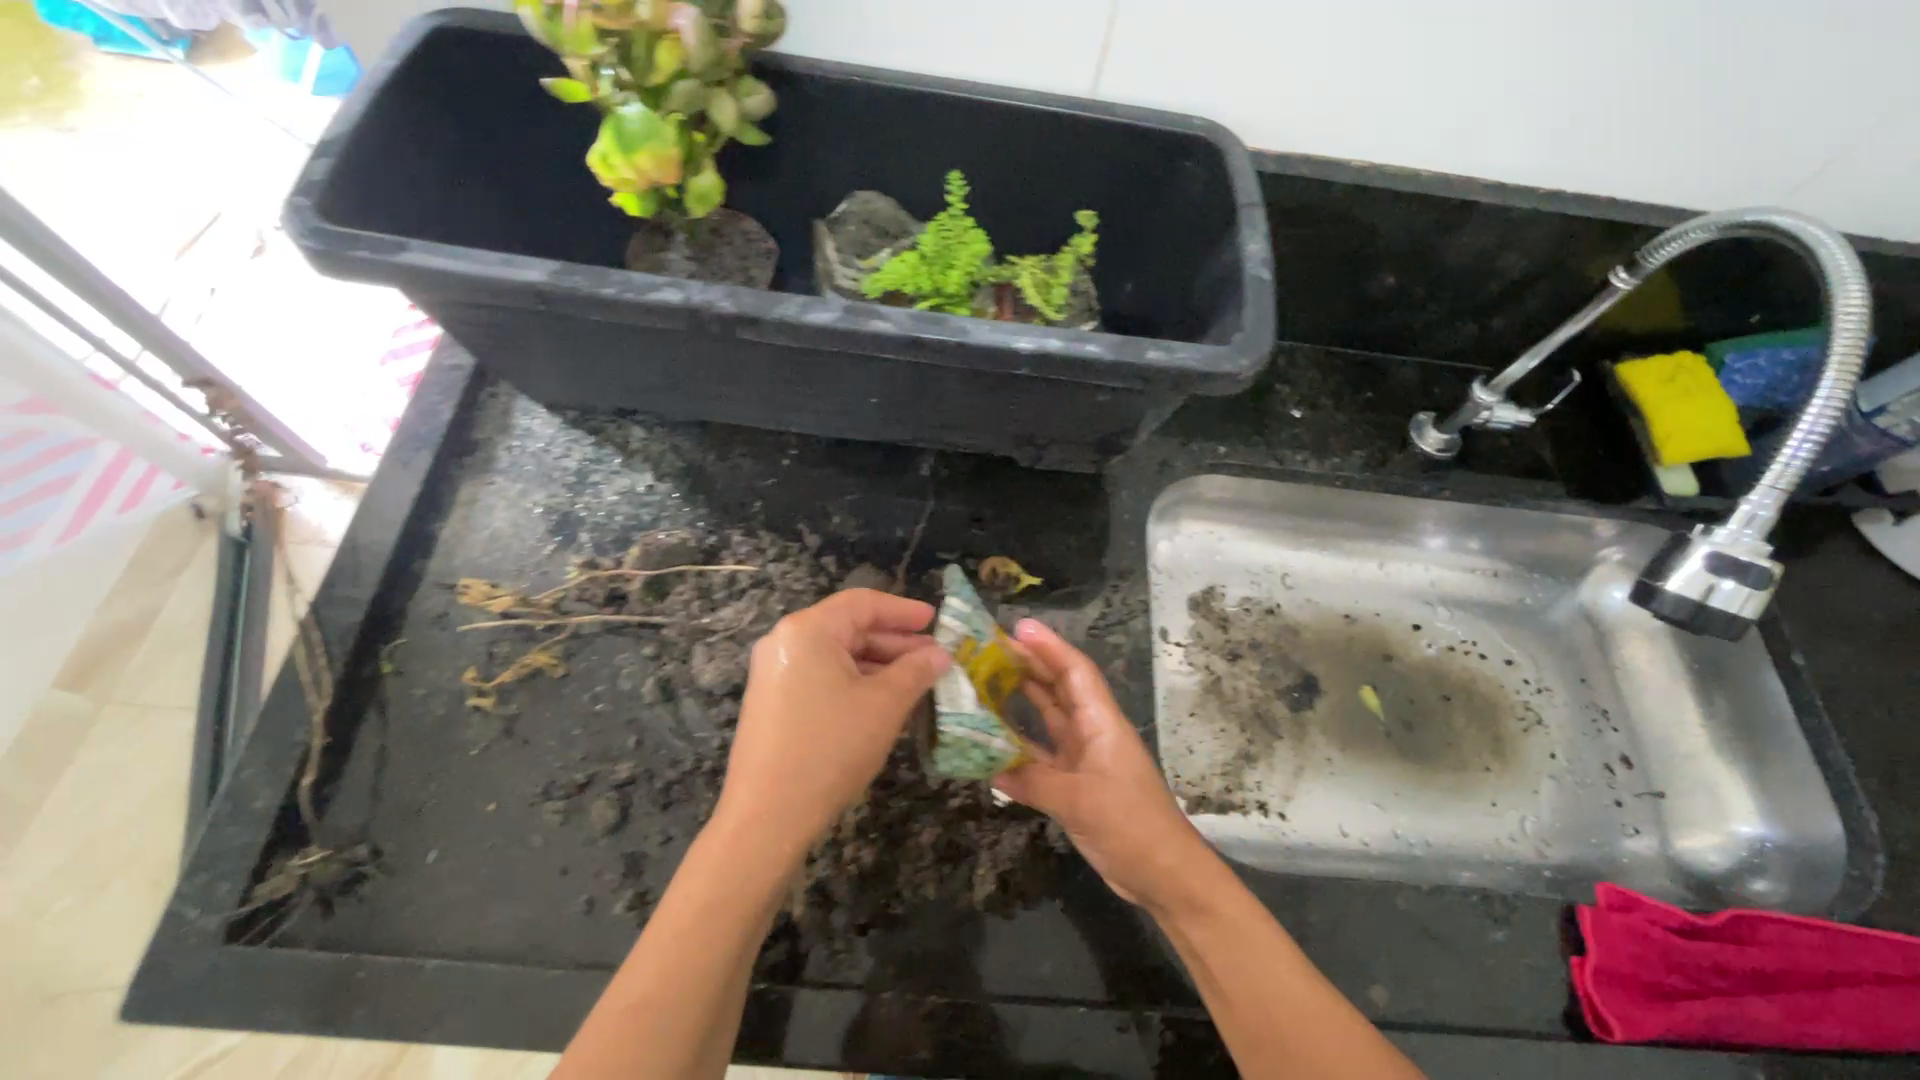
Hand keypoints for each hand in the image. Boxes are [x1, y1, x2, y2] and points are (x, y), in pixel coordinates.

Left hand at [715, 589, 950, 856]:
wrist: (768, 814)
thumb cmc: (831, 748)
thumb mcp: (884, 705)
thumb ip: (916, 671)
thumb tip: (940, 654)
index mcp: (808, 630)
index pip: (862, 603)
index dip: (903, 611)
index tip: (936, 621)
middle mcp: (785, 642)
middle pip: (848, 628)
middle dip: (894, 642)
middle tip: (933, 657)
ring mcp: (774, 673)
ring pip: (836, 656)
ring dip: (878, 665)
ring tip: (916, 682)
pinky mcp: (772, 702)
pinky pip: (821, 678)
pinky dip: (854, 683)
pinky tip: (883, 703)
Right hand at [994, 619, 1214, 908]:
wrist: (1164, 874)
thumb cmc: (1131, 826)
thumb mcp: (1079, 800)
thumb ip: (1033, 780)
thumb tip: (988, 766)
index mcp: (1102, 724)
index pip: (1075, 672)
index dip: (1049, 647)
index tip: (1017, 627)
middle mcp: (1092, 734)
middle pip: (1059, 689)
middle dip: (1029, 666)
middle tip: (988, 650)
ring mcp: (1084, 761)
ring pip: (1049, 721)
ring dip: (1021, 702)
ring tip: (985, 683)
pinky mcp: (1076, 787)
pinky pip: (1042, 758)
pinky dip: (1019, 749)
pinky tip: (991, 745)